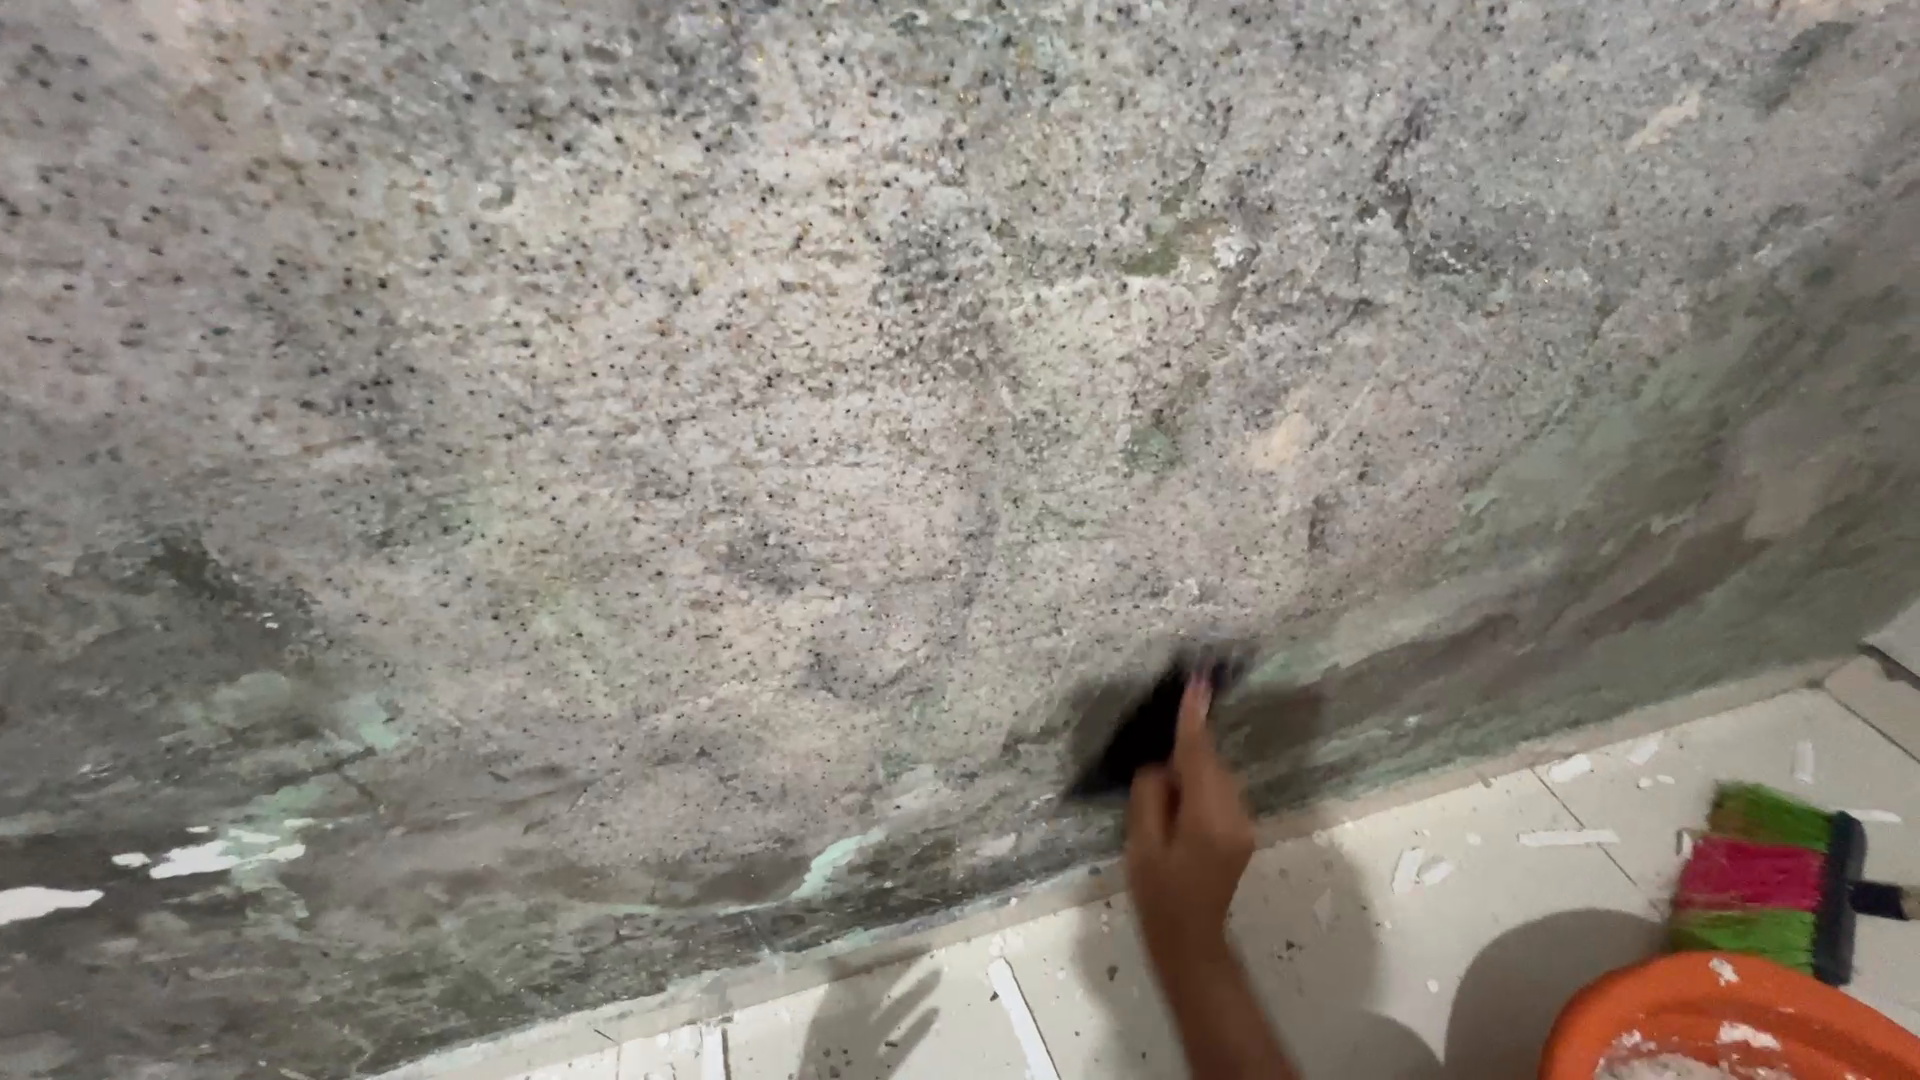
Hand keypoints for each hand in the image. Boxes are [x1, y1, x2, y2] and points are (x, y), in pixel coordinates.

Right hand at [1125, 670, 1257, 963]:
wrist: (1190, 940)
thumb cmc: (1157, 895)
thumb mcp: (1141, 844)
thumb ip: (1151, 794)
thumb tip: (1164, 768)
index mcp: (1207, 819)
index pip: (1199, 756)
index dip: (1195, 718)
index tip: (1198, 682)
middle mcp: (1236, 815)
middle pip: (1209, 764)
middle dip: (1182, 758)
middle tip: (1153, 788)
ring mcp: (1245, 824)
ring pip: (1214, 777)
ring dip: (1190, 776)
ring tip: (1163, 810)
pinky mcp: (1243, 830)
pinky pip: (1218, 792)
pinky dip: (1198, 789)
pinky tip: (1178, 814)